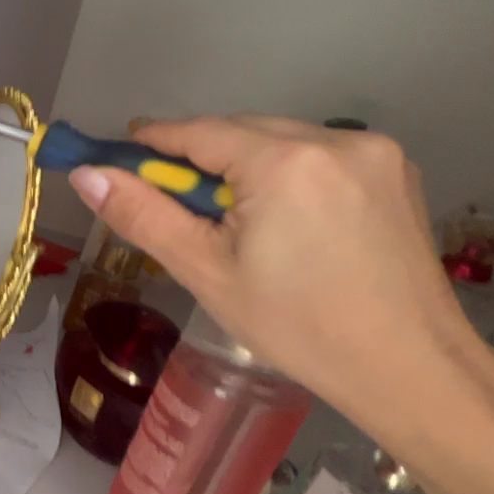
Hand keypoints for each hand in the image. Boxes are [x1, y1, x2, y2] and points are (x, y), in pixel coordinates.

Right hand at [66, 115, 477, 414]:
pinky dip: (280, 174)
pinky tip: (273, 220)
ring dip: (238, 165)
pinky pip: (316, 156)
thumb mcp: (202, 269)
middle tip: (163, 202)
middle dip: (194, 157)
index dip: (149, 143)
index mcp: (287, 162)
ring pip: (279, 140)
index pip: (198, 132)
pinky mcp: (396, 175)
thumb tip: (86, 175)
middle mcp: (337, 141)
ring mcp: (376, 154)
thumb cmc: (293, 323)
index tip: (113, 160)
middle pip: (240, 130)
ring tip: (221, 220)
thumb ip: (141, 214)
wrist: (406, 363)